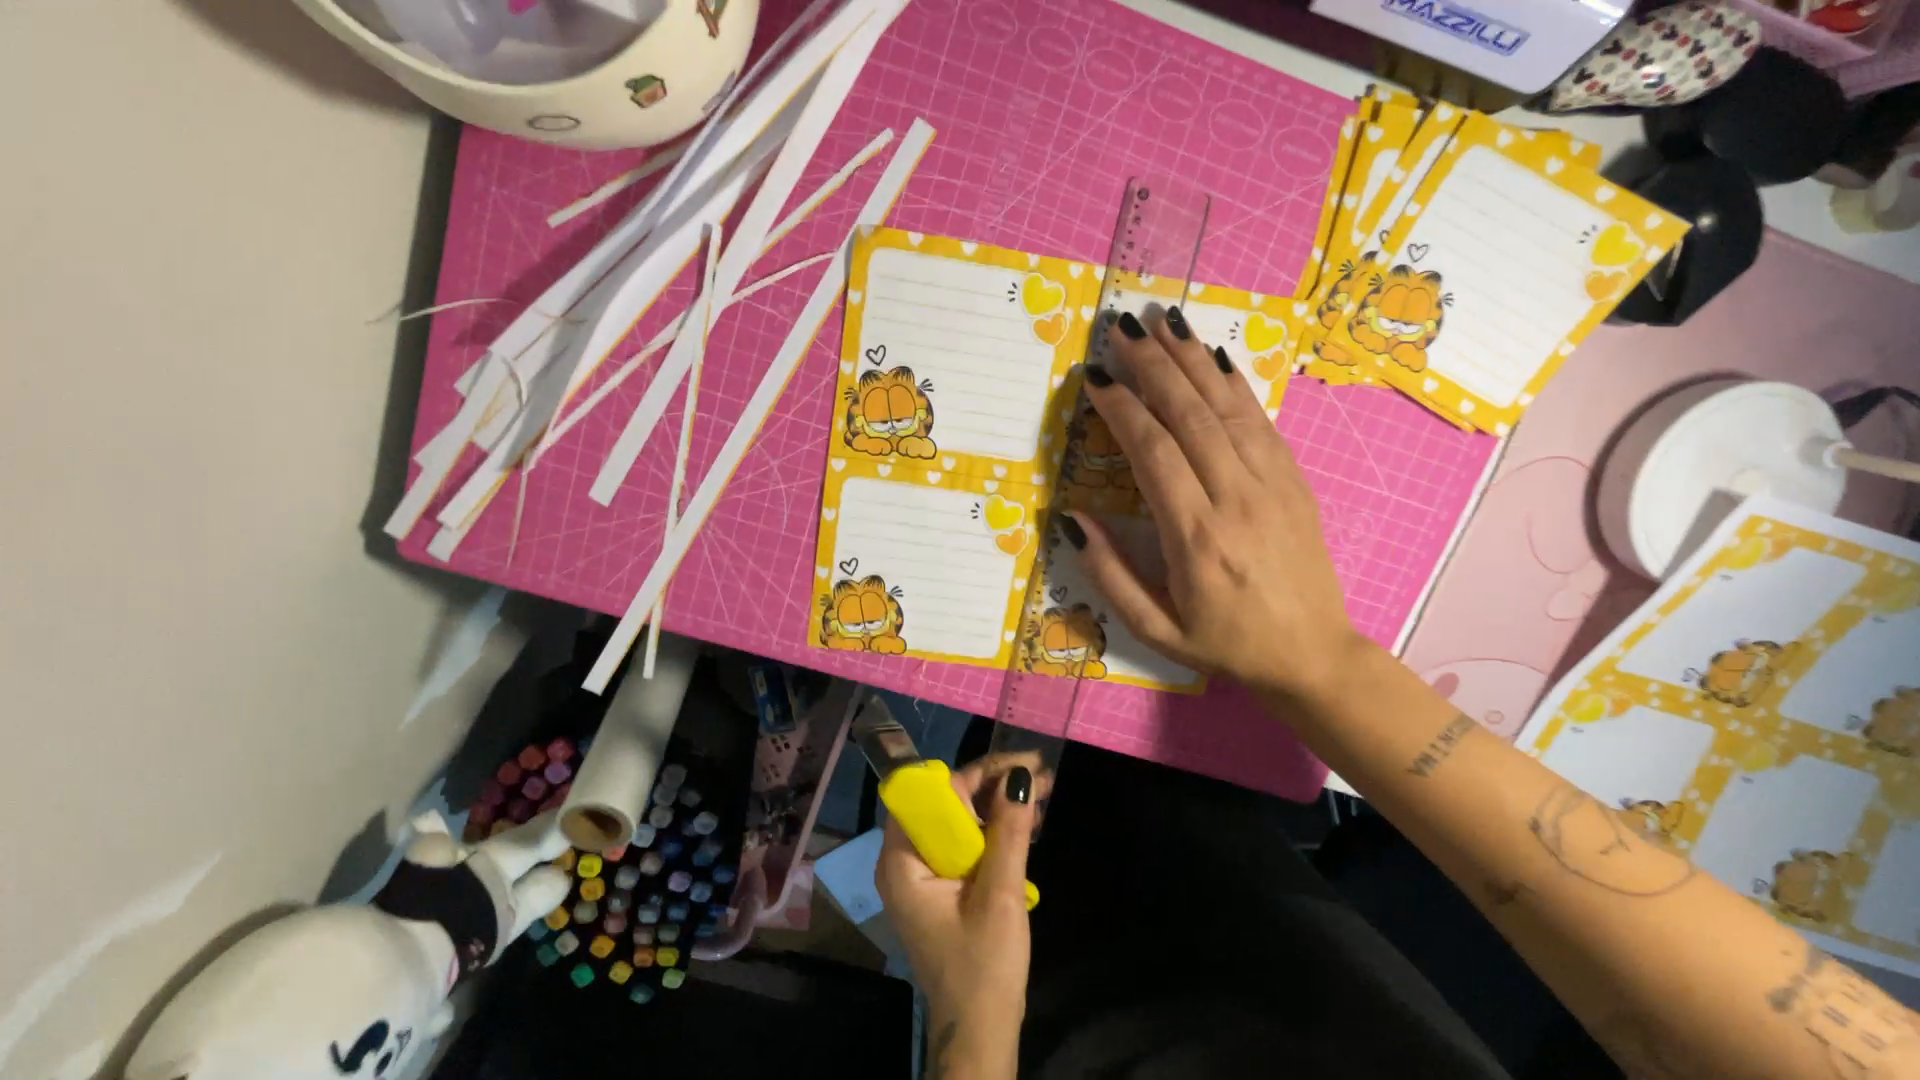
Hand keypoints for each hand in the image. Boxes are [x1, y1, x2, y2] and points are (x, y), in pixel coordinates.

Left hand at [875, 760, 1037, 1076]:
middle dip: (994, 785)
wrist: (979, 1033)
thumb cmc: (983, 966)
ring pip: (959, 823)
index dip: (976, 772)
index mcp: (903, 861)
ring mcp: (923, 877)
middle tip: (1042, 775)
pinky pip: (965, 846)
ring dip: (999, 806)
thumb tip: (1020, 776)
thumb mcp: (1000, 895)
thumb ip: (1009, 833)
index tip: (1019, 763)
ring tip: (1044, 793)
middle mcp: (905, 862)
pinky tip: (1028, 826)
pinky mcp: (942, 890)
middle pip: (946, 804)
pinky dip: (995, 832)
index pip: (932, 794)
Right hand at [1067, 308, 1370, 702]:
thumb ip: (1109, 574)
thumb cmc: (1225, 643)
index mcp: (1197, 537)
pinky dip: (1233, 383)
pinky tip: (1211, 355)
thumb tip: (1072, 518)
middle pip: (1191, 415)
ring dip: (1192, 360)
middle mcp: (1237, 498)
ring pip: (1227, 407)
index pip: (1154, 452)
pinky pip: (1260, 420)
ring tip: (1162, 322)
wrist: (1312, 654)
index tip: (1097, 376)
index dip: (1124, 408)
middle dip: (1153, 365)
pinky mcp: (1293, 480)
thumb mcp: (1155, 628)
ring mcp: (1272, 484)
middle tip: (1121, 328)